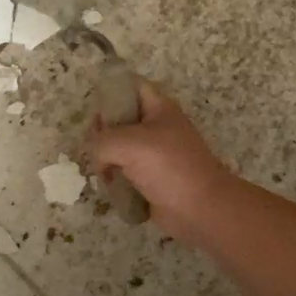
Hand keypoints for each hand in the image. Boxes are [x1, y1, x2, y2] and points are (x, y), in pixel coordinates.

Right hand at [88, 79, 237, 246]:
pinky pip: (125, 172)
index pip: (131, 86)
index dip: (111, 92)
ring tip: (102, 172)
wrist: (201, 209)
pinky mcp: (151, 179)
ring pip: (120, 148)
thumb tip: (98, 157)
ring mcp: (154, 154)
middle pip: (120, 118)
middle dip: (103, 131)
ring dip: (107, 158)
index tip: (94, 111)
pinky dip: (115, 178)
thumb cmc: (169, 166)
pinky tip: (109, 186)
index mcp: (158, 108)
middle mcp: (156, 127)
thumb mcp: (128, 144)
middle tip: (95, 147)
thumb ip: (102, 141)